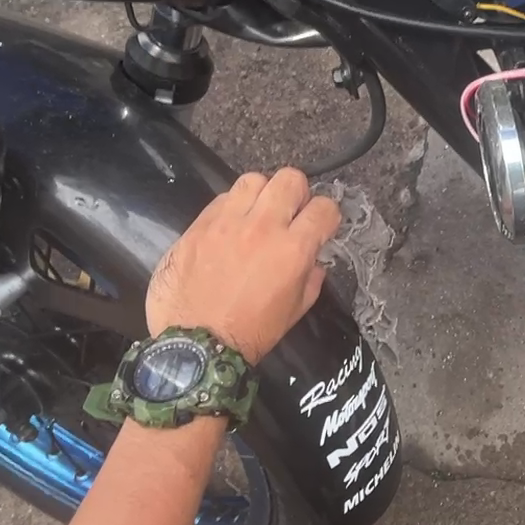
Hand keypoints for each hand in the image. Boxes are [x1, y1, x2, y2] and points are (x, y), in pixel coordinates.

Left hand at [146, 168, 341, 364]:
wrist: (196, 345)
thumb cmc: (253, 332)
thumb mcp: (297, 308)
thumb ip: (311, 276)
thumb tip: (312, 259)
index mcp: (294, 249)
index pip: (325, 207)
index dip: (328, 216)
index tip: (322, 226)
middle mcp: (262, 227)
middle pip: (290, 179)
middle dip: (298, 193)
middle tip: (292, 213)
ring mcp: (226, 223)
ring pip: (253, 179)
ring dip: (263, 194)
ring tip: (259, 214)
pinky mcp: (197, 227)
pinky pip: (222, 199)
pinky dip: (233, 207)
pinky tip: (231, 227)